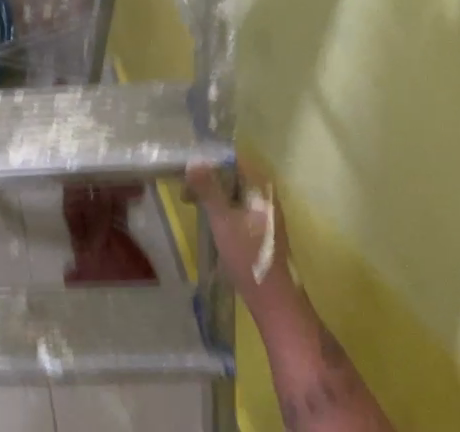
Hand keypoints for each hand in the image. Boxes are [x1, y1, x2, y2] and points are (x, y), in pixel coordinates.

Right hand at [185, 159, 295, 309]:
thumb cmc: (248, 256)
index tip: (187, 167)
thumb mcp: (222, 220)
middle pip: (234, 175)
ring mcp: (264, 214)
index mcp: (262, 190)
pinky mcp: (259, 230)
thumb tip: (193, 160)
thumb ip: (207, 189)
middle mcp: (266, 197)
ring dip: (211, 193)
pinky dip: (219, 206)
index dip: (211, 159)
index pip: (236, 160)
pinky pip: (236, 207)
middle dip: (208, 177)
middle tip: (185, 190)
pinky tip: (206, 218)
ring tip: (191, 203)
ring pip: (233, 192)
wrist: (274, 300)